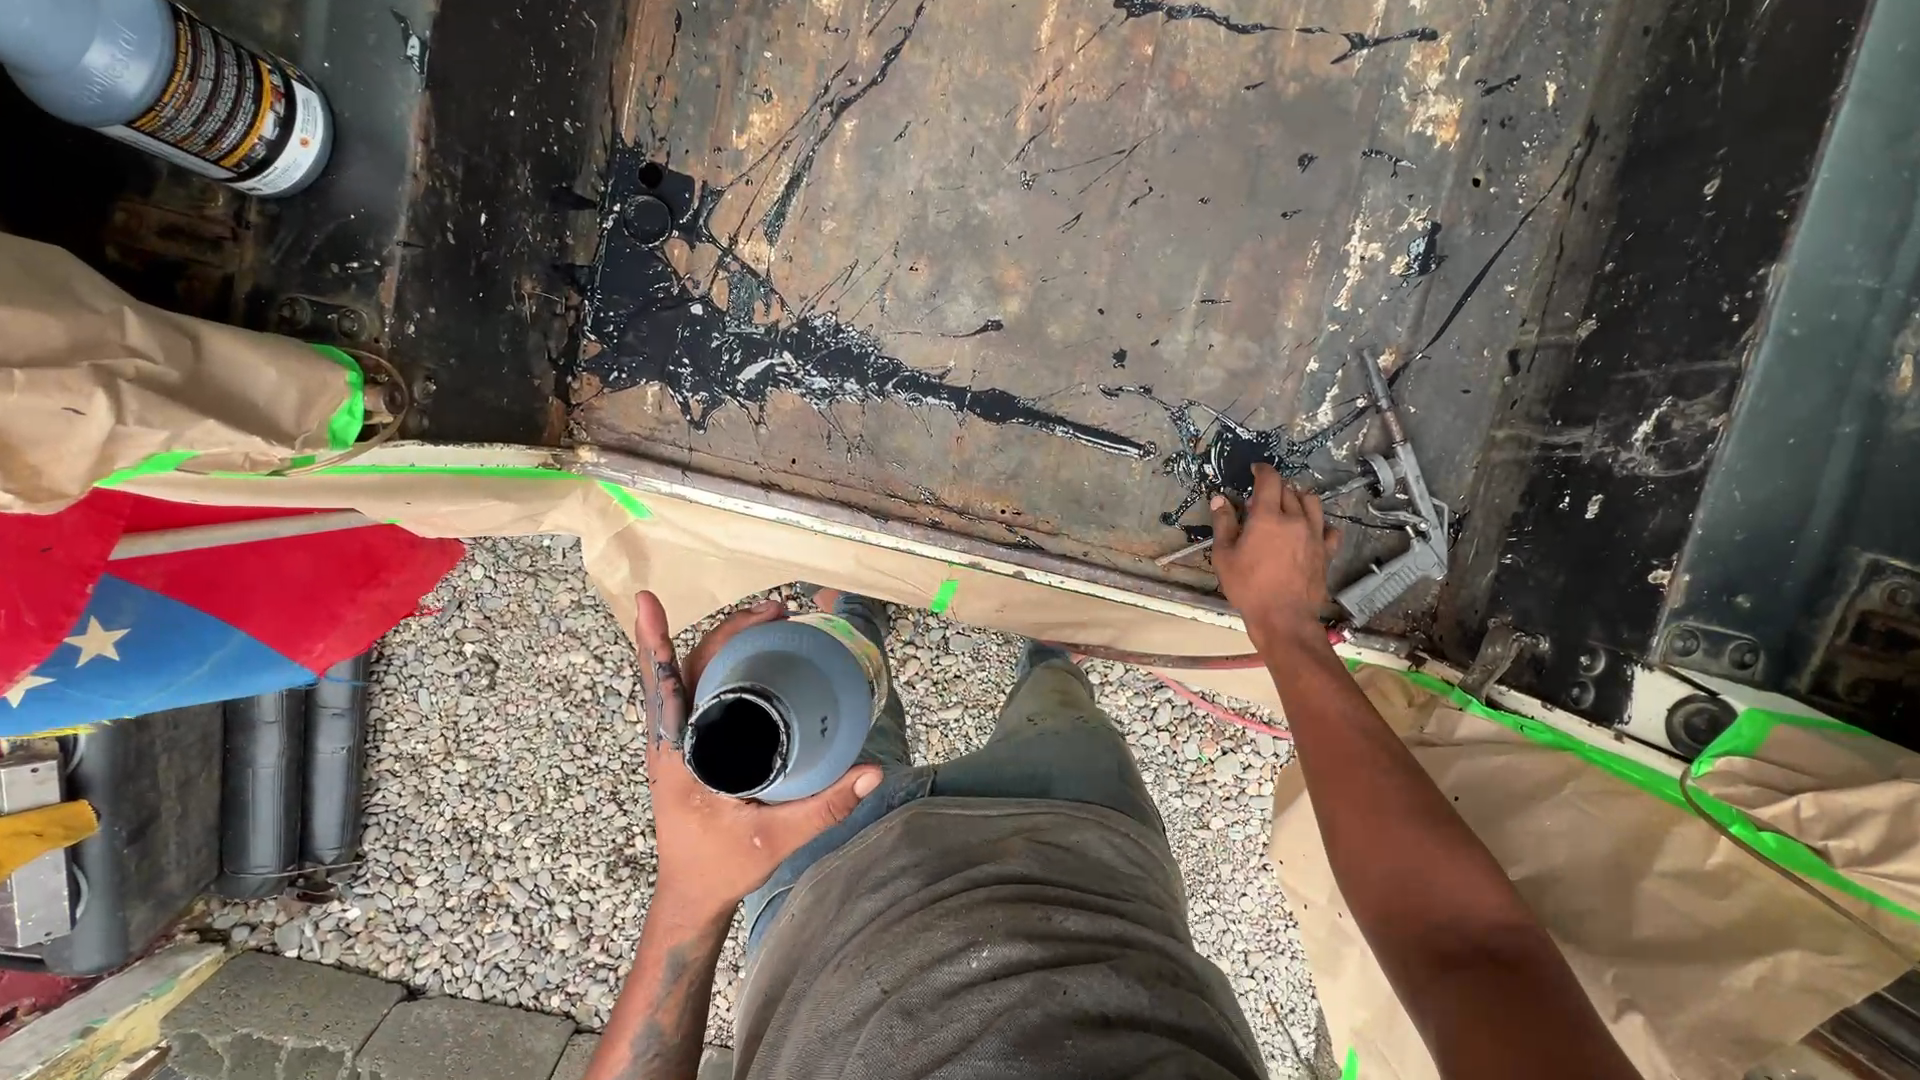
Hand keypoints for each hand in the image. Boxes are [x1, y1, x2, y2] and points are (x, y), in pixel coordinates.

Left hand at [633, 591, 882, 918]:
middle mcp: (669, 741)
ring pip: (686, 675)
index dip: (656, 642)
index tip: (648, 603)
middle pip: (682, 668)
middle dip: (723, 631)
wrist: (693, 895)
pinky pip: (694, 690)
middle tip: (774, 612)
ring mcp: (675, 741)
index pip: (663, 687)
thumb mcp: (776, 837)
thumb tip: (873, 773)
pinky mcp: (687, 745)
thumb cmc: (722, 866)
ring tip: (768, 622)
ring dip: (718, 641)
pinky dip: (715, 662)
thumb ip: (825, 806)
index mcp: (676, 757)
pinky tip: (749, 654)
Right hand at [1210, 464, 1341, 646]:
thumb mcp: (1224, 556)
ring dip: (1299, 499)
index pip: (1270, 481)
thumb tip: (1220, 499)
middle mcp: (1295, 519)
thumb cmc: (1248, 586)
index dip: (1263, 470)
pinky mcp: (1326, 551)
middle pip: (1290, 490)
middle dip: (1276, 488)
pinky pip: (1329, 528)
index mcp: (1268, 517)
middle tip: (1262, 499)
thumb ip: (1223, 524)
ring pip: (1312, 503)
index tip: (1256, 469)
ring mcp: (1315, 535)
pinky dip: (1319, 524)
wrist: (1283, 616)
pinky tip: (1310, 531)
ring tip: (1288, 507)